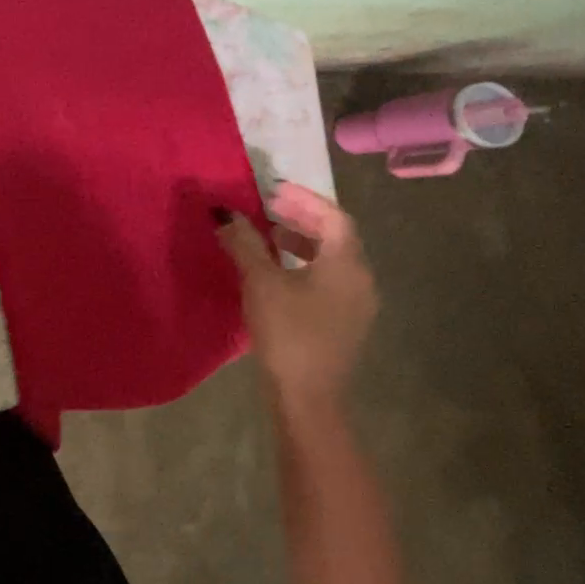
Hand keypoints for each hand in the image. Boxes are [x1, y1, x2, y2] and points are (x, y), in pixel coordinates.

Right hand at [217, 182, 376, 407]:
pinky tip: (274, 270)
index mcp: (347, 265)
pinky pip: (326, 278)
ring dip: (300, 240)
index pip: (334, 217)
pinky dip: (302, 262)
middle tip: (266, 206)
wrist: (307, 395)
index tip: (271, 188)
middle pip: (335, 236)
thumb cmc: (287, 331)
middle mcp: (360, 280)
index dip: (304, 198)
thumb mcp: (260, 282)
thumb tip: (224, 211)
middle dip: (301, 217)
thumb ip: (243, 242)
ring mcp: (354, 303)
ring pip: (330, 258)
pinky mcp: (342, 321)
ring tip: (265, 233)